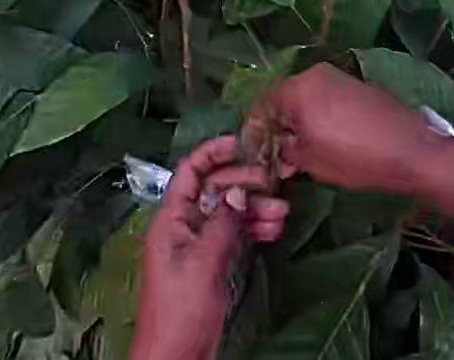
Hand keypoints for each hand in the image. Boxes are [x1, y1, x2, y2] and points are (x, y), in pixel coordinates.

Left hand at [129, 135, 288, 359]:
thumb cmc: (181, 310)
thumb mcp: (203, 262)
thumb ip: (222, 222)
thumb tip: (238, 191)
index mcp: (172, 219)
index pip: (191, 171)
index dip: (214, 152)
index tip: (241, 143)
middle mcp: (185, 225)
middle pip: (216, 188)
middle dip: (244, 184)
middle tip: (272, 185)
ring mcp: (200, 243)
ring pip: (229, 211)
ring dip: (255, 208)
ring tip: (281, 213)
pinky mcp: (213, 261)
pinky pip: (235, 232)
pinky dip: (253, 228)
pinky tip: (273, 230)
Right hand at [247, 63, 444, 195]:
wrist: (407, 148)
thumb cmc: (354, 156)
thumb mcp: (312, 161)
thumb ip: (288, 150)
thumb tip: (279, 148)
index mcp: (299, 88)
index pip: (263, 105)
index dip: (255, 130)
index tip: (255, 152)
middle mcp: (315, 74)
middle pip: (284, 98)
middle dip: (278, 124)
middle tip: (276, 153)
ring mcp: (337, 77)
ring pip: (305, 97)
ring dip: (298, 119)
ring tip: (298, 149)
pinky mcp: (354, 85)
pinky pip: (324, 97)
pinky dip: (316, 114)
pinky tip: (321, 137)